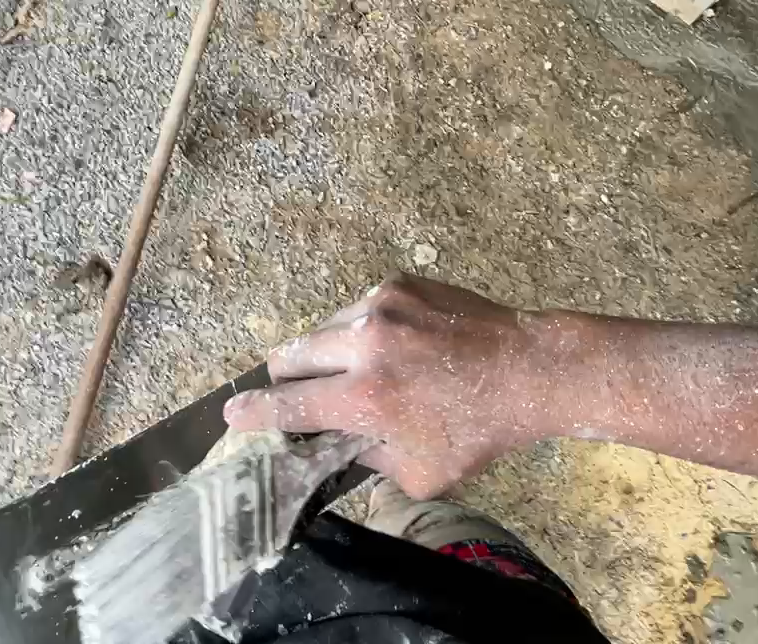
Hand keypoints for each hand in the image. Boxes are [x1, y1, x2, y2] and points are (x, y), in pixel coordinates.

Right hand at [223, 274, 549, 498]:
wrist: (525, 368)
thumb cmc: (476, 431)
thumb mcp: (418, 473)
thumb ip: (362, 458)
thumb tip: (325, 445)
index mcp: (366, 399)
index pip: (289, 406)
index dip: (254, 413)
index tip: (232, 413)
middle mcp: (365, 344)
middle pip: (291, 354)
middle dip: (286, 377)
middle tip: (300, 392)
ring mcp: (380, 305)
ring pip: (323, 328)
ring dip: (327, 353)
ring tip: (362, 370)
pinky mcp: (397, 284)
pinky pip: (356, 308)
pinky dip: (360, 331)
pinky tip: (393, 346)